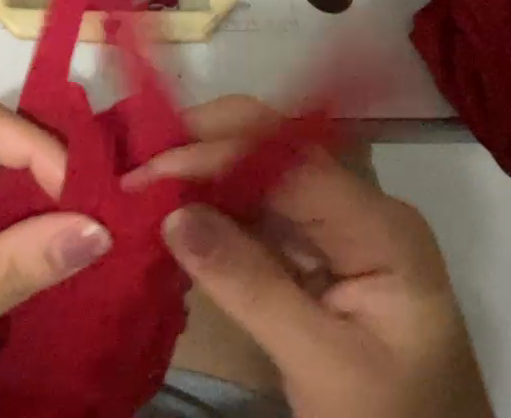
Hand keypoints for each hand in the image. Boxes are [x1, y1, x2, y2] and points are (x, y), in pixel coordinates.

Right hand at [132, 96, 492, 417]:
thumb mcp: (323, 366)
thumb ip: (251, 288)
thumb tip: (171, 215)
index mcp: (378, 225)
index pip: (287, 160)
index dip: (213, 154)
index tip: (145, 174)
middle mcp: (357, 206)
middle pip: (273, 146)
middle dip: (200, 144)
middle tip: (132, 163)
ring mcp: (334, 224)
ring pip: (256, 170)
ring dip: (197, 169)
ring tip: (138, 178)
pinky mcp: (311, 247)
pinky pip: (253, 208)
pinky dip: (208, 203)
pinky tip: (168, 207)